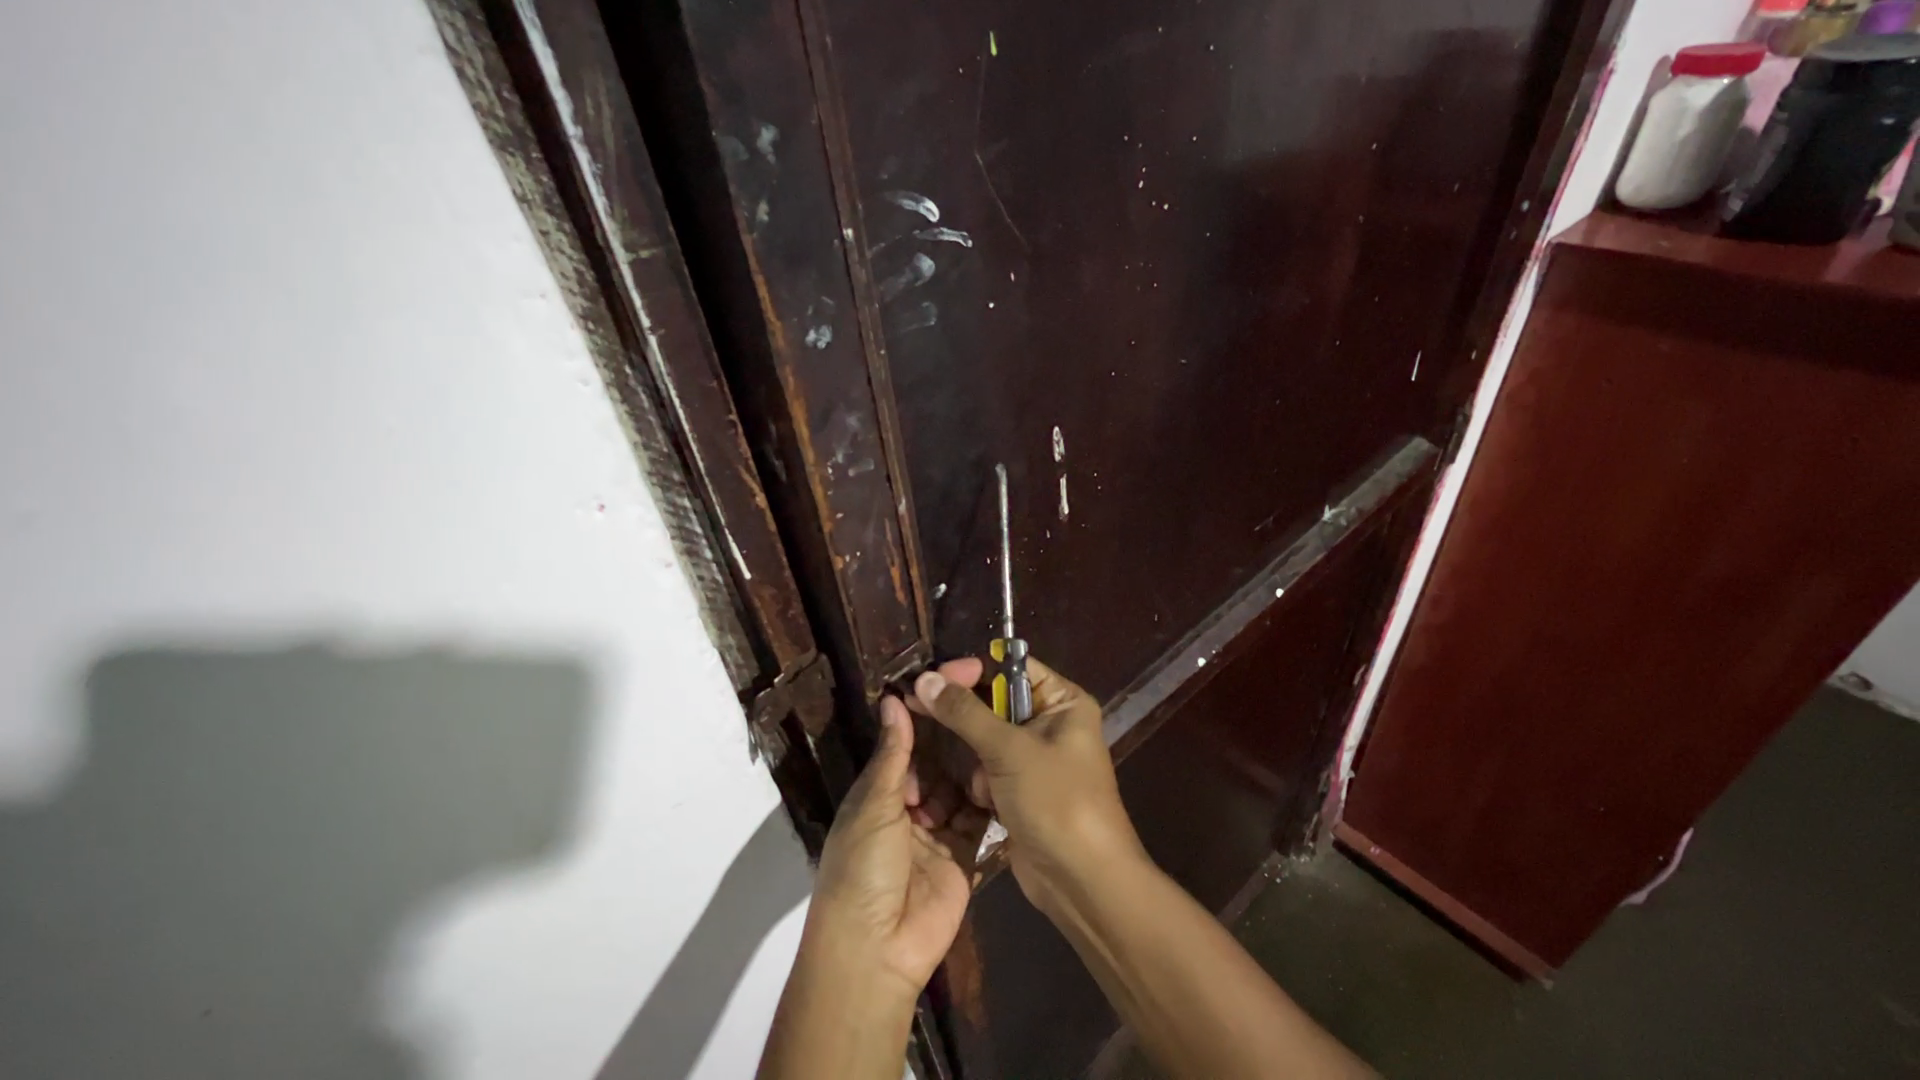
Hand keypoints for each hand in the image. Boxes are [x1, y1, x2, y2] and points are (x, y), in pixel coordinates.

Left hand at [803, 695, 986, 998]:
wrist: (878, 949)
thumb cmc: (863, 868)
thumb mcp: (874, 806)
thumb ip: (893, 755)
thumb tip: (893, 700)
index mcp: (876, 793)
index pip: (903, 743)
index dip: (925, 714)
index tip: (951, 682)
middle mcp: (906, 808)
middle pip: (935, 764)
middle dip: (954, 736)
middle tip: (986, 699)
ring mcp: (936, 833)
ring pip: (959, 787)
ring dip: (974, 764)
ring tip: (1001, 727)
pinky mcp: (963, 855)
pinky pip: (977, 818)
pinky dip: (989, 798)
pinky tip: (1007, 769)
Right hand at [912, 656, 1146, 915]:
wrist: (1082, 880)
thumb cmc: (1057, 801)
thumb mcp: (1009, 750)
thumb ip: (965, 712)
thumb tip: (925, 679)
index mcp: (1063, 702)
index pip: (1012, 666)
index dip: (973, 669)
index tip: (933, 678)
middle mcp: (1051, 724)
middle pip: (995, 701)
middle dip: (963, 712)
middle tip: (916, 705)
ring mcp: (1035, 760)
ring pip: (985, 738)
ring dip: (972, 754)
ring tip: (970, 773)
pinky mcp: (1019, 791)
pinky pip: (987, 769)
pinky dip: (978, 780)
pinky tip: (981, 798)